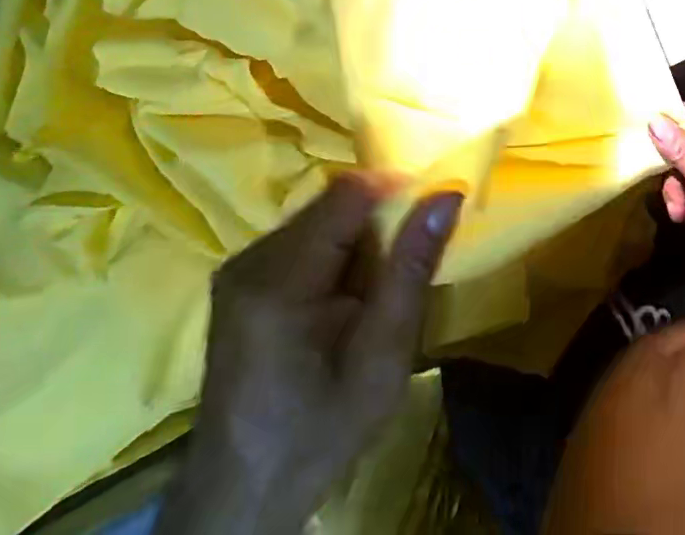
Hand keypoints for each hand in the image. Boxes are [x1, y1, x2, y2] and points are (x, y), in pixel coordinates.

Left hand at [157, 176, 462, 534]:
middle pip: (331, 204)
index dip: (395, 192)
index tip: (430, 218)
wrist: (243, 492)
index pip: (346, 194)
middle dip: (378, 223)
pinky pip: (301, 240)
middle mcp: (249, 260)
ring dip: (358, 240)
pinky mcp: (239, 280)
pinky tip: (343, 300)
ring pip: (318, 218)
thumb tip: (446, 195)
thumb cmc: (321, 430)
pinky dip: (335, 255)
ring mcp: (238, 268)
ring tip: (375, 292)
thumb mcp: (383, 358)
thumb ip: (412, 270)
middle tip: (405, 269)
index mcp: (278, 280)